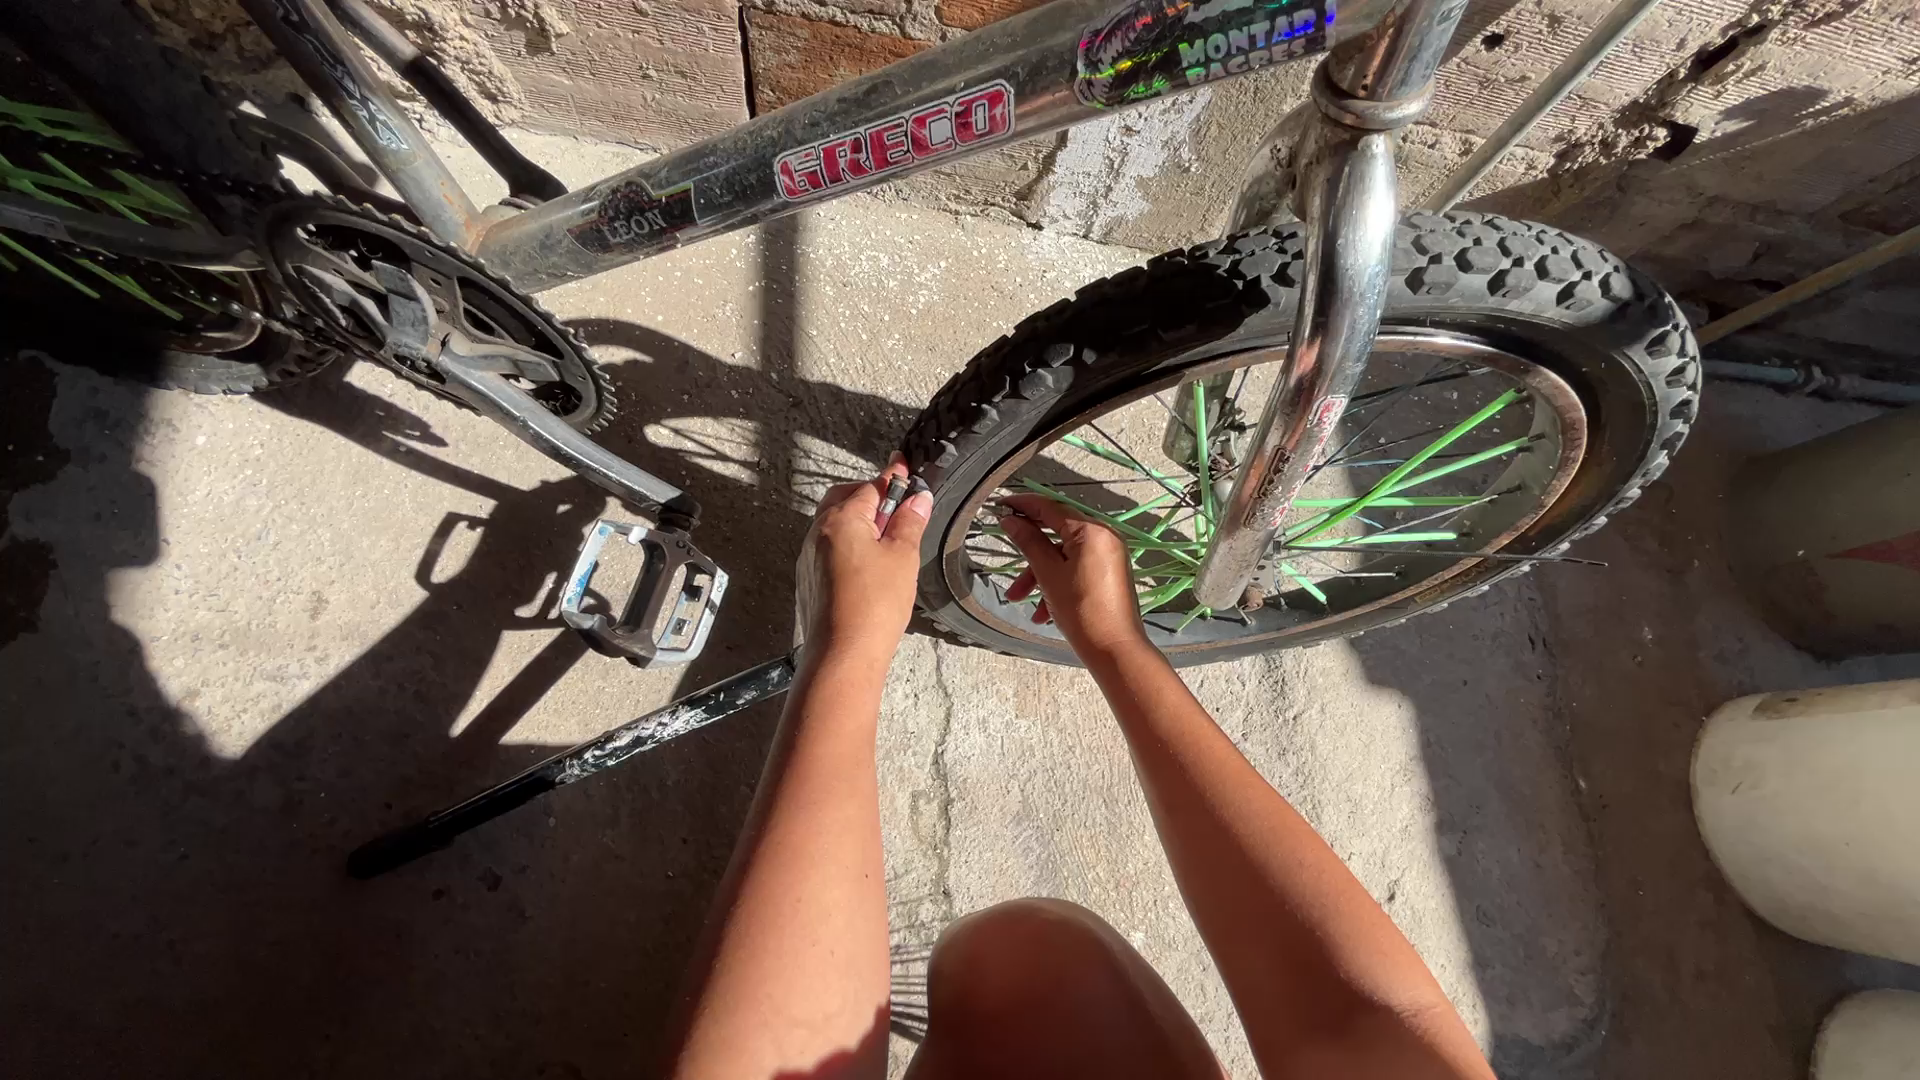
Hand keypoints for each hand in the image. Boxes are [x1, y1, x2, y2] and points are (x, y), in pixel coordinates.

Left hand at [794, 454, 931, 659]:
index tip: (902, 465)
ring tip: (885, 537)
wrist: (841, 654)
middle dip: (869, 497)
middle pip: (844, 499)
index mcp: (841, 520)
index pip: (871, 487)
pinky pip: (829, 549)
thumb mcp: (903, 557)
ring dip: (858, 522)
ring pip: (834, 525)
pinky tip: (867, 564)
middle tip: (897, 507)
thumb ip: (909, 523)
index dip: (891, 477)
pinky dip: (849, 544)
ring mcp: (809, 557)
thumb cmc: (874, 605)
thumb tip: (918, 498)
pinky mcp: (809, 579)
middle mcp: (818, 533)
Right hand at [997, 494, 1150, 658]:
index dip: (1023, 505)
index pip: (1050, 508)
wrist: (1114, 650)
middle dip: (1030, 553)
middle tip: (1006, 552)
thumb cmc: (1081, 611)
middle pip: (1057, 534)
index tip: (1001, 506)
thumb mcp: (1048, 574)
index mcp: (1091, 531)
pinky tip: (1044, 612)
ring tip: (1019, 599)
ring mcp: (1110, 555)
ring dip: (1040, 575)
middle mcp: (1105, 537)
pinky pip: (1077, 569)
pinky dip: (1057, 584)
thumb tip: (1011, 520)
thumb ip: (1029, 542)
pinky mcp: (1110, 573)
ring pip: (1064, 556)